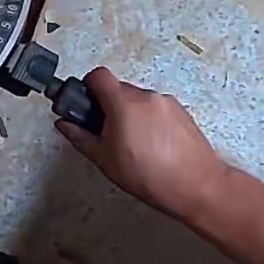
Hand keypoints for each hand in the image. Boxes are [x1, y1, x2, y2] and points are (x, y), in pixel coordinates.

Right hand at [55, 68, 237, 221]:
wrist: (198, 187)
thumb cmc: (152, 176)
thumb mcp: (105, 160)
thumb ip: (81, 137)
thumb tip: (65, 125)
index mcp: (123, 103)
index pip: (98, 75)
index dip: (88, 86)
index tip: (86, 103)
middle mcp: (146, 96)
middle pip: (118, 88)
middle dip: (109, 105)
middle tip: (107, 131)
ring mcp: (166, 102)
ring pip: (138, 99)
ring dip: (130, 113)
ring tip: (133, 143)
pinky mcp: (181, 112)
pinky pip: (156, 108)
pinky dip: (149, 119)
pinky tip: (152, 145)